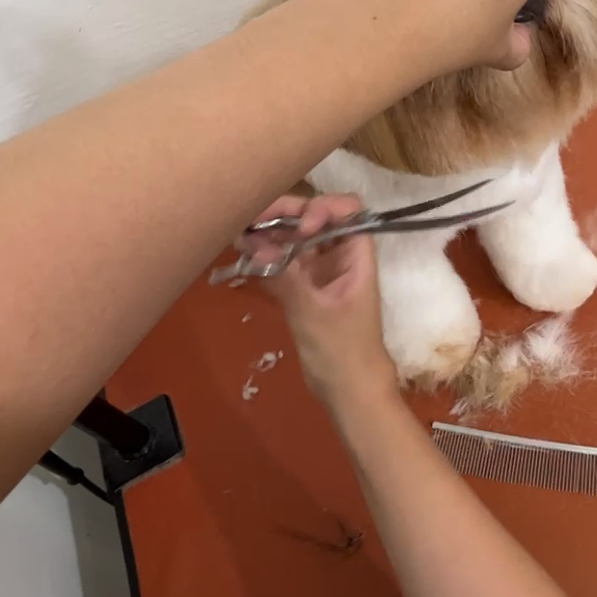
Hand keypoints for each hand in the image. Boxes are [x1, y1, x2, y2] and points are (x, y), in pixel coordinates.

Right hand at [250, 195, 400, 410]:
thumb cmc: (343, 350)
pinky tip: (242, 253)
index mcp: (356, 255)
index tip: (301, 226)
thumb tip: (257, 246)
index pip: (347, 210)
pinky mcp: (302, 285)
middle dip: (285, 214)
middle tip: (252, 221)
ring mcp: (320, 269)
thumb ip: (287, 277)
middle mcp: (339, 255)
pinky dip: (266, 254)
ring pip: (295, 237)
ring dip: (271, 232)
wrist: (348, 389)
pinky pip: (284, 260)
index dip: (323, 208)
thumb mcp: (313, 313)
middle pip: (315, 217)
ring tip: (240, 234)